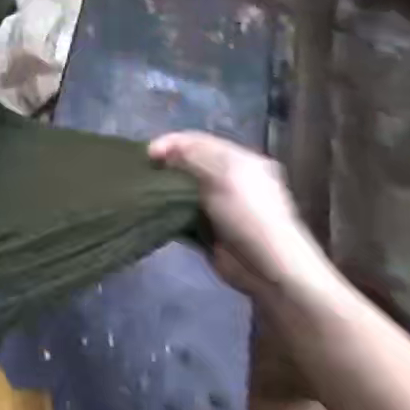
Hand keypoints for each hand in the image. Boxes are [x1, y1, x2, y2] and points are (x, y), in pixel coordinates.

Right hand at [148, 132, 333, 297]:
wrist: (269, 268)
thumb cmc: (249, 216)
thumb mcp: (222, 176)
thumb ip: (191, 157)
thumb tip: (161, 151)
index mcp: (239, 160)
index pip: (197, 140)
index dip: (170, 143)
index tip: (146, 154)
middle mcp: (229, 178)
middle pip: (187, 162)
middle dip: (164, 164)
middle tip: (142, 171)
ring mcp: (217, 203)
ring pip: (180, 186)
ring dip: (162, 187)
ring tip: (141, 189)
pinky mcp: (205, 225)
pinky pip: (178, 210)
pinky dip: (164, 208)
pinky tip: (151, 208)